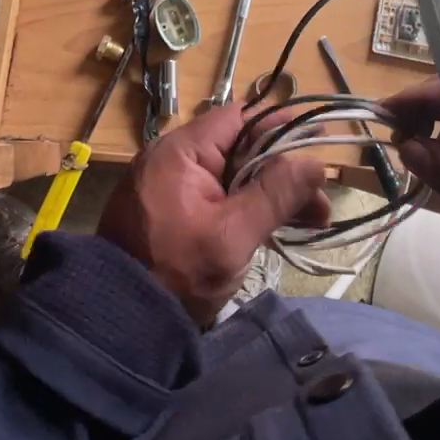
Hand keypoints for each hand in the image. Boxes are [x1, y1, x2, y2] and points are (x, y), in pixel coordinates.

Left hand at [98, 104, 329, 325]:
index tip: (316, 142)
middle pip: (239, 148)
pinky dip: (246, 208)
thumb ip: (274, 195)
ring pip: (231, 176)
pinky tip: (277, 226)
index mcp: (181, 152)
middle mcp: (173, 159)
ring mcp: (170, 187)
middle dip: (283, 172)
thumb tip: (315, 162)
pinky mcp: (171, 212)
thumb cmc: (176, 273)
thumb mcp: (232, 235)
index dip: (280, 127)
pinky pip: (216, 197)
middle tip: (320, 201)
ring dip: (269, 194)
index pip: (239, 118)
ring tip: (312, 220)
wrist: (119, 320)